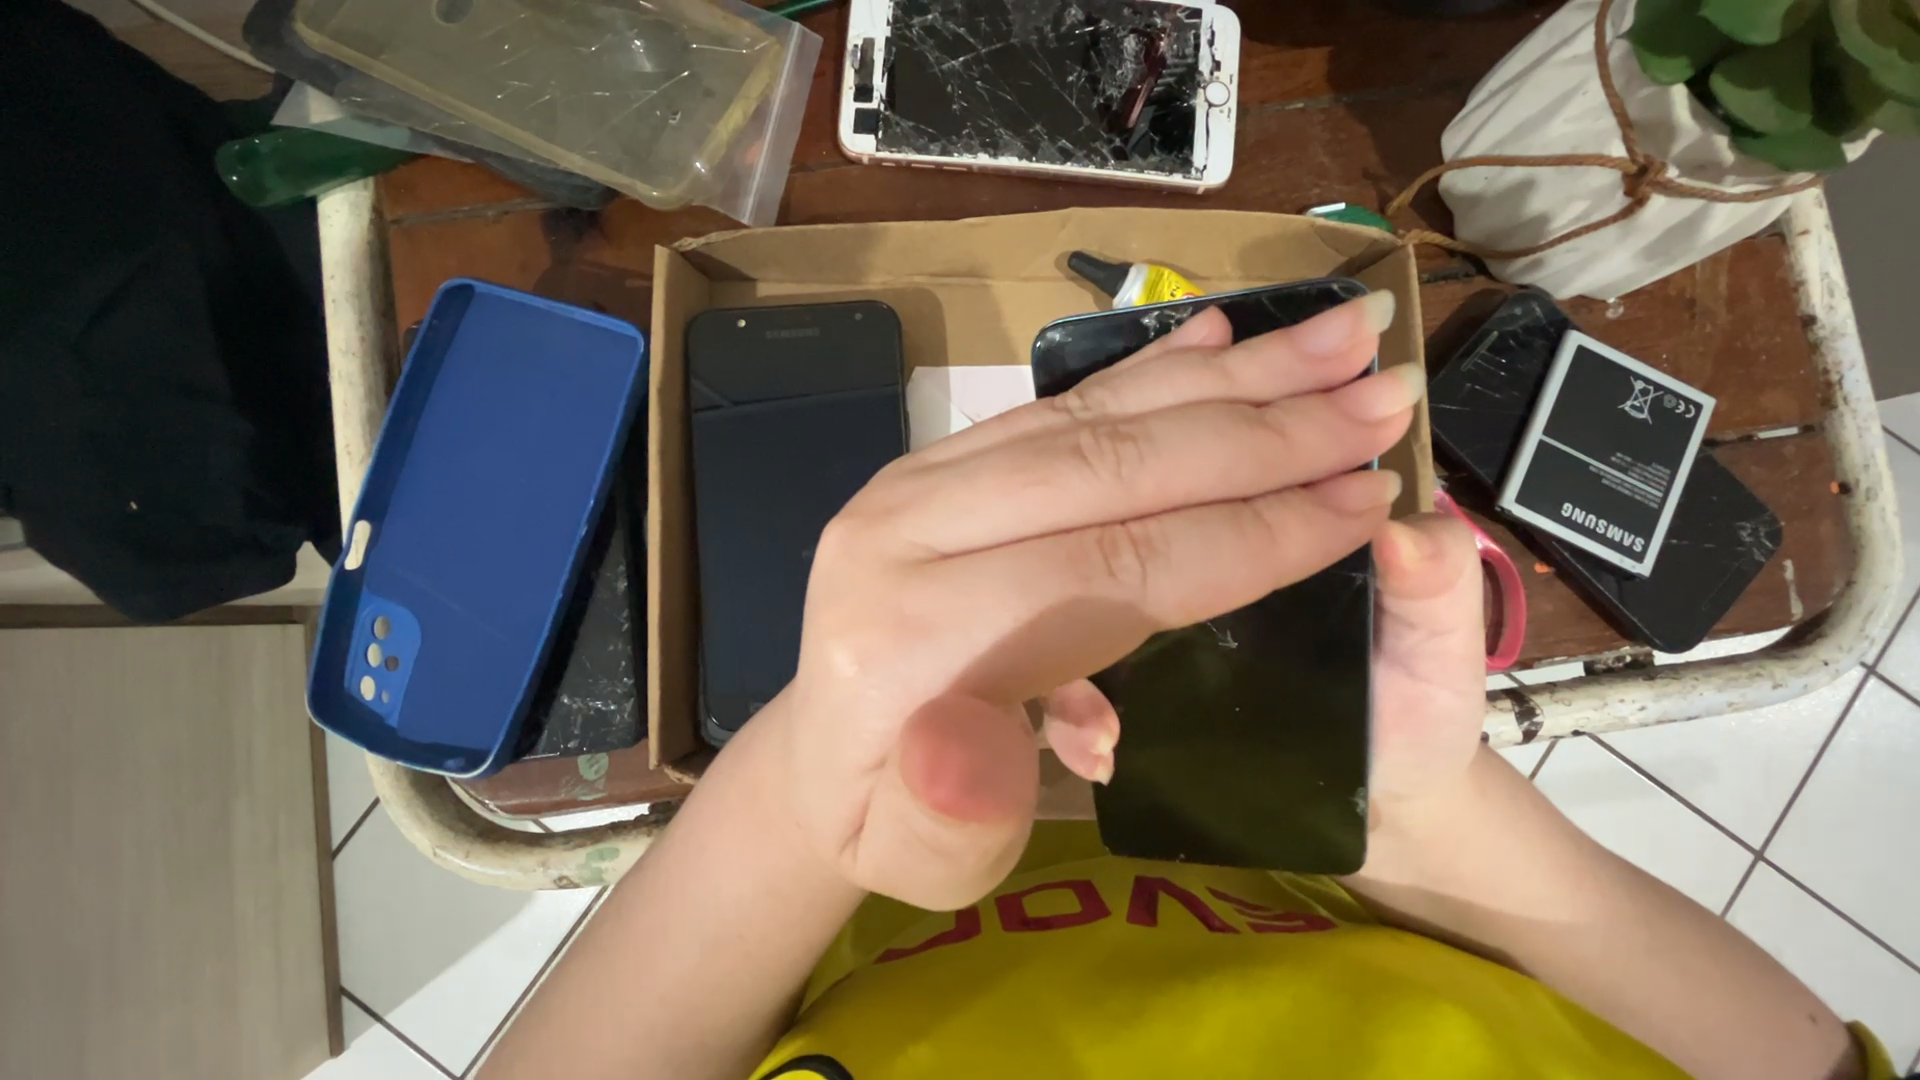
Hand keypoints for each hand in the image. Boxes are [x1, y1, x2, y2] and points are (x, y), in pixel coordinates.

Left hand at [765, 293, 1417, 909]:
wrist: (817, 758)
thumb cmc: (894, 822)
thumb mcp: (926, 858)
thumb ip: (964, 810)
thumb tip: (1070, 740)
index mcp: (910, 638)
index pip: (1113, 568)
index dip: (1249, 535)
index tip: (1367, 501)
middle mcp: (903, 531)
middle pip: (1108, 466)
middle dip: (1262, 433)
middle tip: (1384, 395)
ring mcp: (912, 482)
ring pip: (1089, 415)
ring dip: (1224, 377)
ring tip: (1337, 338)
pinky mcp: (929, 464)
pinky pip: (1052, 404)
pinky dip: (1146, 370)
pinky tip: (1218, 335)